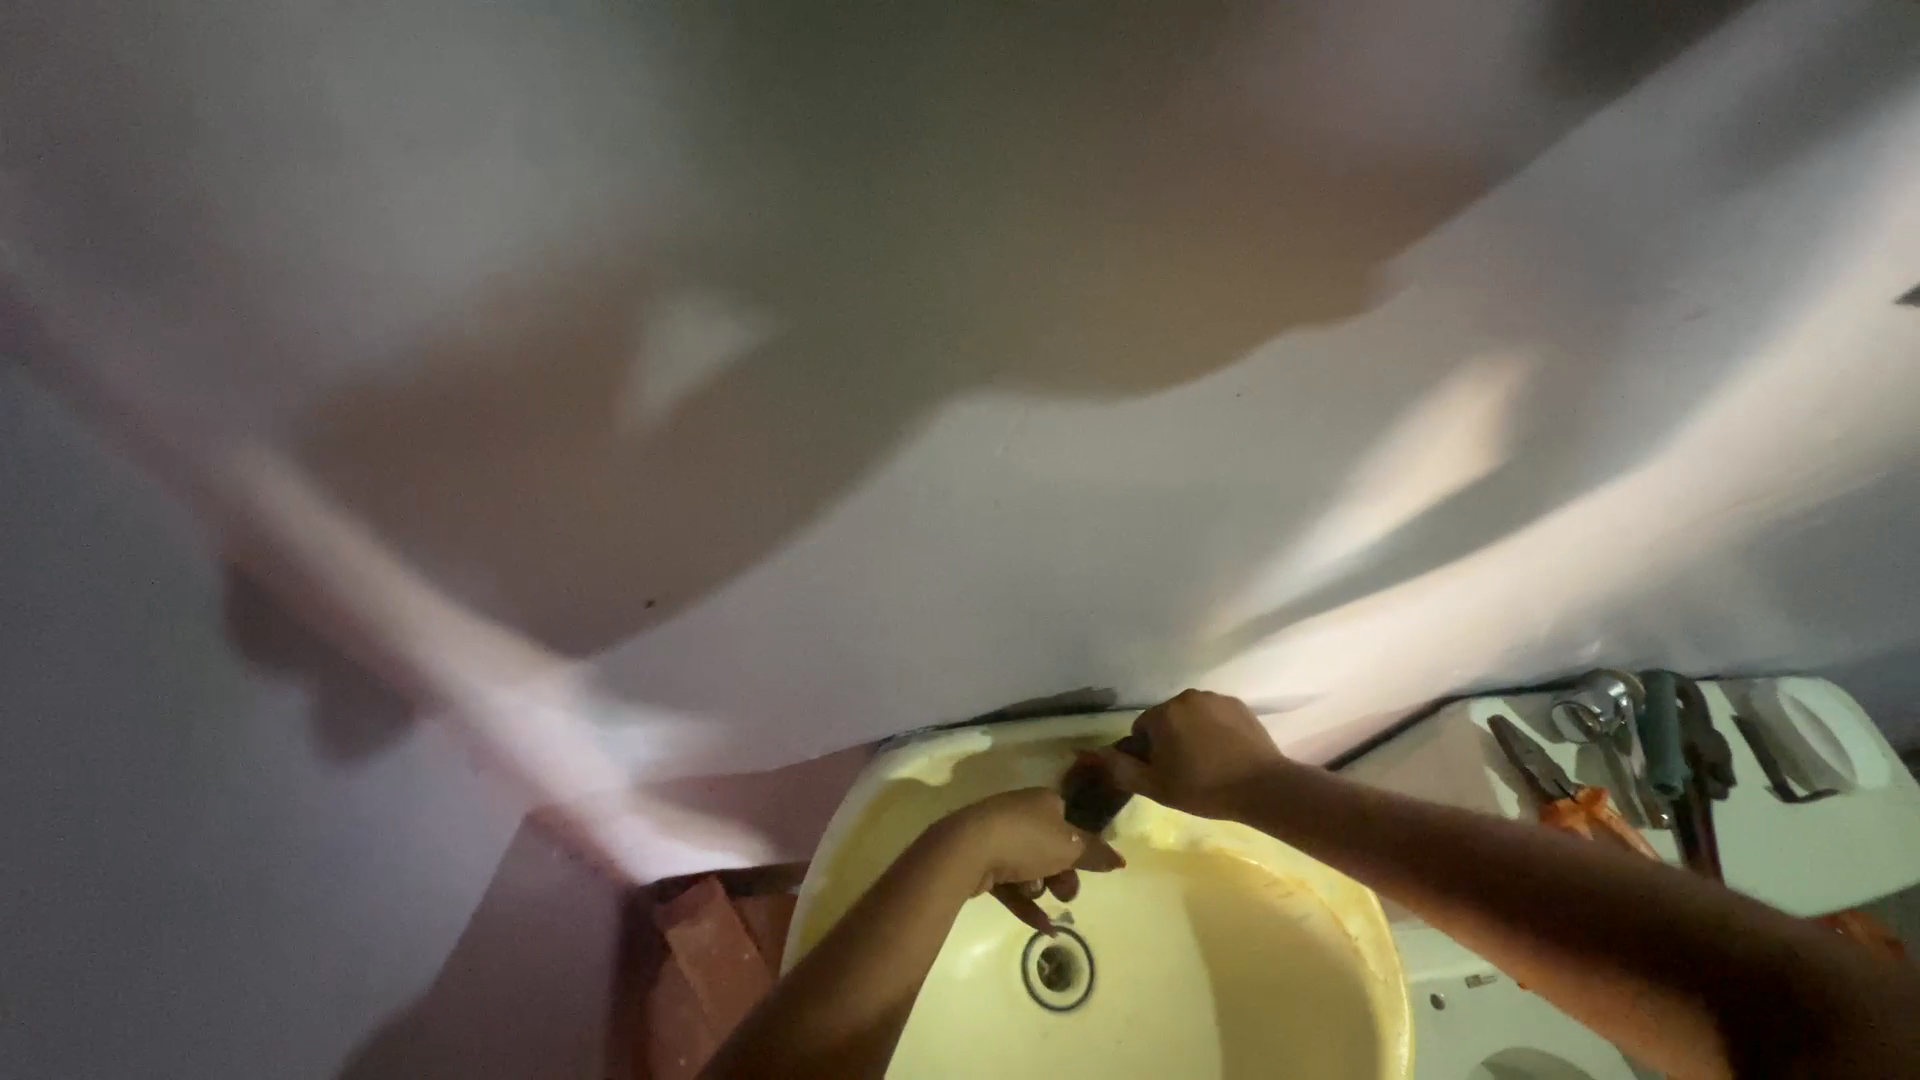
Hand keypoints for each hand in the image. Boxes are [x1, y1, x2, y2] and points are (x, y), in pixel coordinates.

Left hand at [926, 788, 1124, 933]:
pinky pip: (1011, 886)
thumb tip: (1121, 860)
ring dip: (1039, 887)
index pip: (1068, 821)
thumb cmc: (1026, 840)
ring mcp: (999, 838)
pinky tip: (1044, 929)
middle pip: (1052, 849)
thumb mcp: (1070, 846)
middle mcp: (1021, 815)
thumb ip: (1095, 854)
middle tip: (1063, 890)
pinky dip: (1026, 905)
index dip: (1078, 844)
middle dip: (1062, 873)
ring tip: (1036, 893)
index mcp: (1043, 802)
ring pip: (1031, 869)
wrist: (969, 848)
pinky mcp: (984, 863)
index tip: (1085, 865)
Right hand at [1096, 689, 1290, 819]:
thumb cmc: (1204, 787)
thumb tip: (1093, 755)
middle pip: (1166, 719)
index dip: (1148, 754)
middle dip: (1170, 740)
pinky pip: (1215, 715)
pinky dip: (1215, 730)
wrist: (1263, 787)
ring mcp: (1215, 698)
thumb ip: (1121, 769)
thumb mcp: (1155, 786)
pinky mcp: (1239, 705)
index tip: (1164, 774)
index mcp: (1163, 713)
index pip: (1141, 730)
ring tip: (1208, 763)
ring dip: (1192, 733)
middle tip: (1185, 771)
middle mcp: (1186, 697)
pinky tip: (1226, 753)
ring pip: (1191, 716)